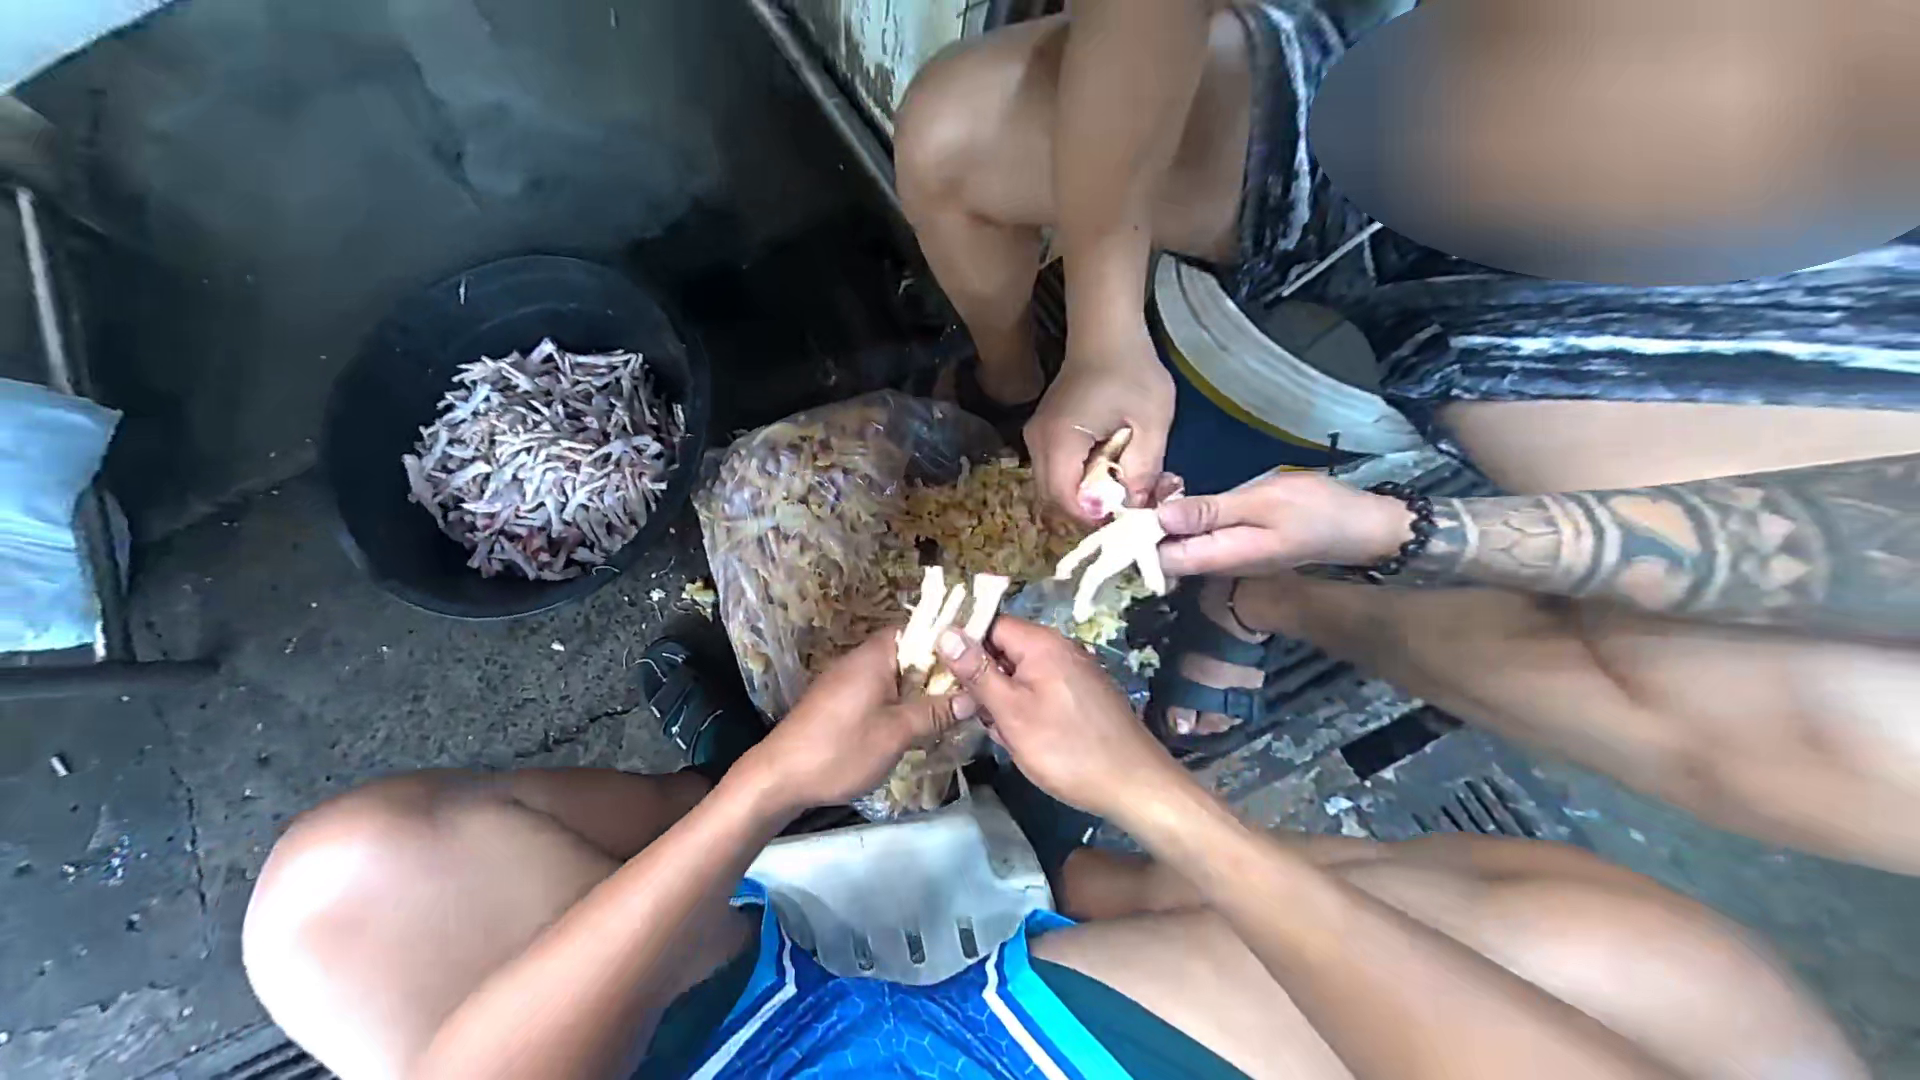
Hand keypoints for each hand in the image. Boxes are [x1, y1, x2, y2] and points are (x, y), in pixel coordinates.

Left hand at [735, 632, 972, 814]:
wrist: (779, 778)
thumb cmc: (841, 748)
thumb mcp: (896, 733)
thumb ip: (934, 712)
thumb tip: (971, 699)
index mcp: (874, 656)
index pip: (917, 629)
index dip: (947, 640)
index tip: (974, 657)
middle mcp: (860, 661)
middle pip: (909, 654)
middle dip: (938, 671)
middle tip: (970, 690)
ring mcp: (847, 682)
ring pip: (895, 677)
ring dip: (920, 690)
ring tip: (950, 709)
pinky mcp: (839, 703)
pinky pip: (879, 693)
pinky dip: (900, 703)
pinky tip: (916, 725)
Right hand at [936, 618, 1177, 817]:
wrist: (1135, 785)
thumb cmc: (1066, 748)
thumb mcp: (1011, 712)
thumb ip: (977, 672)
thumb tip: (945, 631)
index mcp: (1042, 644)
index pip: (990, 624)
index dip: (965, 646)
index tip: (946, 673)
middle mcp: (1061, 649)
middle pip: (1006, 651)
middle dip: (987, 681)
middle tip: (980, 716)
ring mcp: (1075, 673)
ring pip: (1022, 676)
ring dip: (1006, 701)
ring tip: (1007, 735)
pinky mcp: (1084, 696)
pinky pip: (1043, 691)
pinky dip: (1028, 710)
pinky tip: (1029, 740)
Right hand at [1025, 321, 1174, 522]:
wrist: (1105, 334)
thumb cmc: (1132, 372)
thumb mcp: (1153, 422)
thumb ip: (1144, 469)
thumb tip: (1134, 509)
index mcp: (1061, 439)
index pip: (1064, 498)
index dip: (1092, 517)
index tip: (1123, 516)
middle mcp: (1037, 443)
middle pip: (1052, 499)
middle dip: (1087, 513)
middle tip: (1122, 510)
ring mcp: (1034, 439)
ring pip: (1051, 489)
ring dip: (1081, 499)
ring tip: (1115, 492)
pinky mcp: (1041, 436)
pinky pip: (1053, 473)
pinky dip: (1076, 483)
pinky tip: (1103, 473)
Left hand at [1156, 471, 1413, 577]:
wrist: (1362, 525)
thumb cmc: (1314, 511)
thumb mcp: (1259, 503)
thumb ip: (1208, 512)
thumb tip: (1160, 517)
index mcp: (1219, 558)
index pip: (1161, 560)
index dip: (1140, 536)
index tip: (1132, 505)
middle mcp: (1217, 563)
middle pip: (1167, 550)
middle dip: (1151, 521)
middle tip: (1150, 485)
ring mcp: (1227, 555)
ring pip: (1182, 540)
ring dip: (1168, 514)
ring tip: (1166, 482)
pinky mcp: (1235, 542)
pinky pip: (1199, 532)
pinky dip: (1187, 512)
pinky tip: (1184, 489)